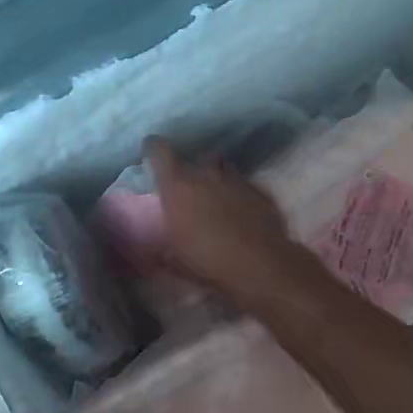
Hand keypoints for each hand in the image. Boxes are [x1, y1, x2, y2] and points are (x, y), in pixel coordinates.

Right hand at [144, 136, 305, 298]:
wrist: (258, 264)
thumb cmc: (209, 260)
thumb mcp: (176, 259)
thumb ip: (162, 249)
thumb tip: (154, 252)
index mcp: (179, 186)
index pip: (159, 150)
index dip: (154, 148)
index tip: (152, 153)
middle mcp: (207, 175)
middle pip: (198, 156)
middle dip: (195, 167)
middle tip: (192, 186)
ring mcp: (237, 180)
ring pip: (225, 167)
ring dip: (219, 176)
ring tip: (219, 196)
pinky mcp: (260, 192)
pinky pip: (245, 184)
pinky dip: (241, 193)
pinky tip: (243, 212)